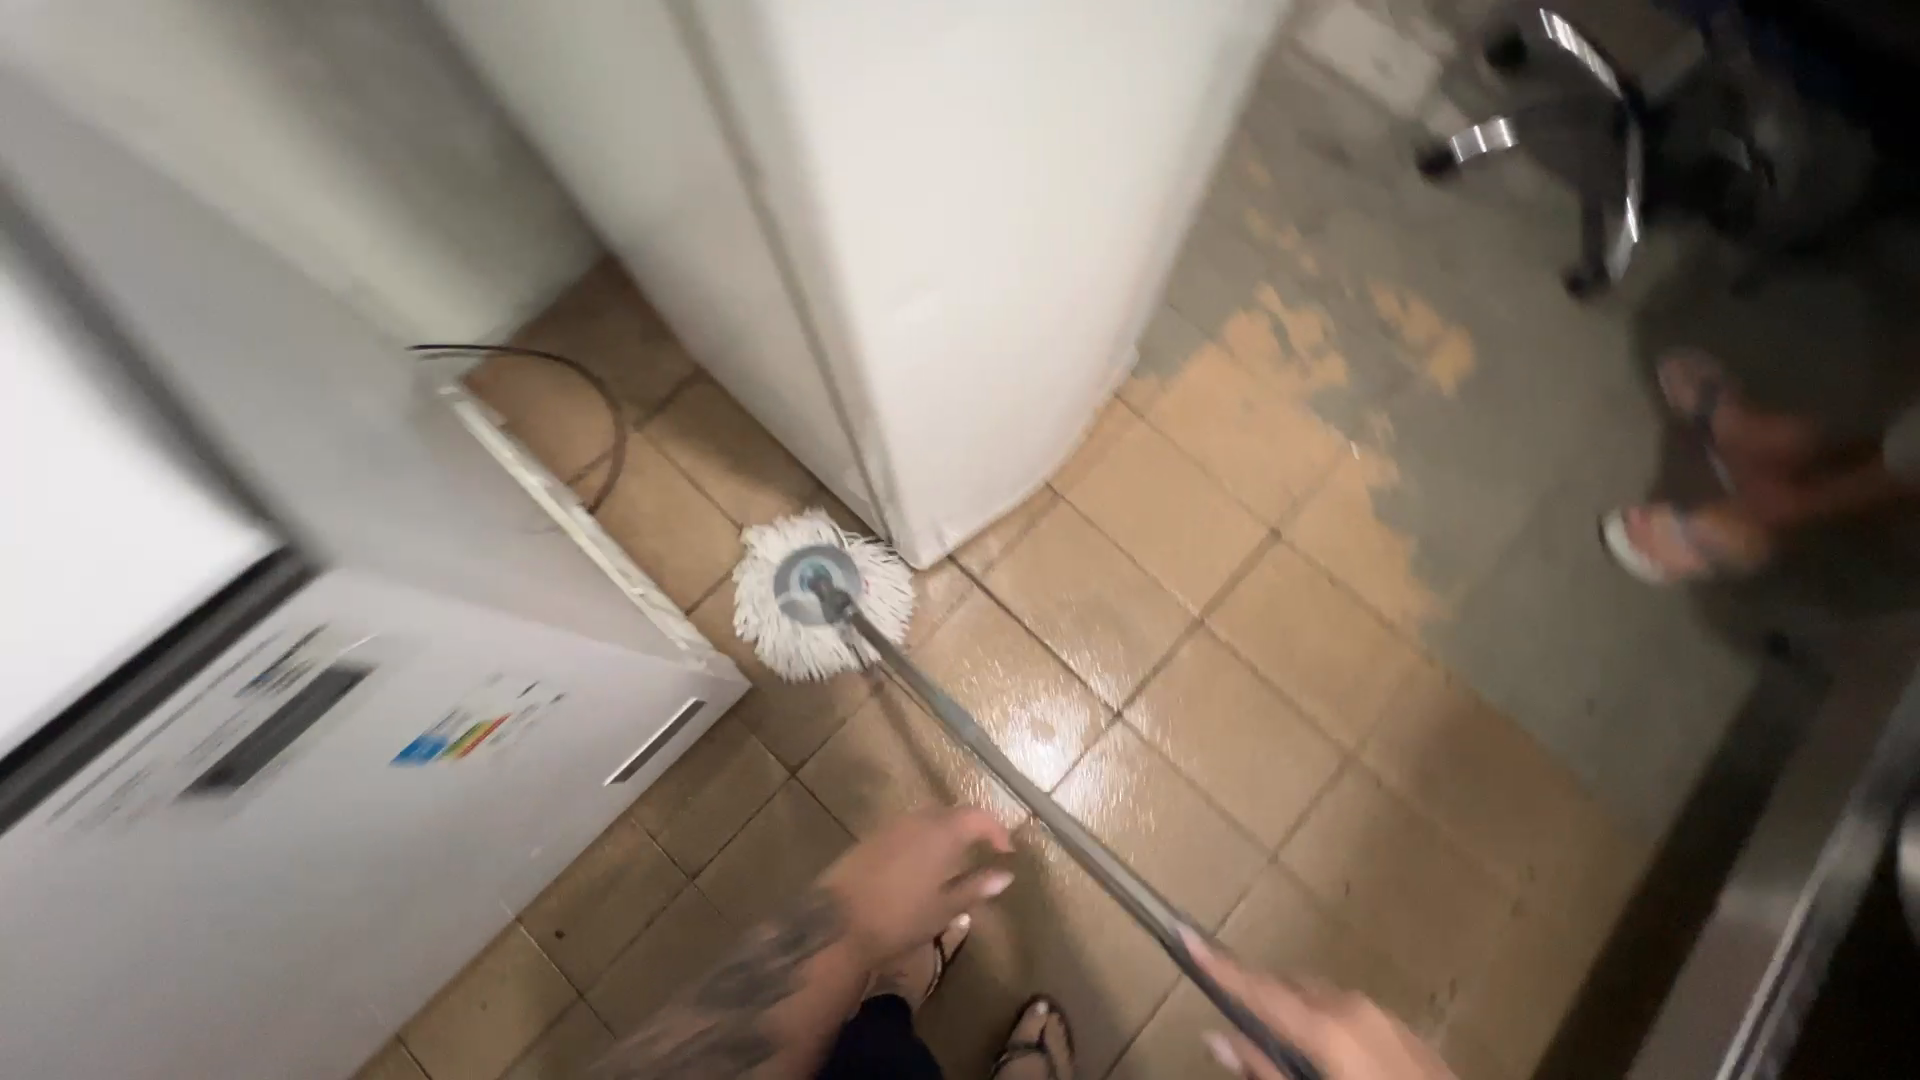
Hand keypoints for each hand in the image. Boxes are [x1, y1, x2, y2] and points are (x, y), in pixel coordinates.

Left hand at [817, 807, 1014, 965]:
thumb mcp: (944, 908)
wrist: (836, 922)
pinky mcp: (872, 836)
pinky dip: (924, 839)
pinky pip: (908, 828)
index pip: (978, 816)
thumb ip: (976, 887)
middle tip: (983, 853)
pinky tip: (922, 865)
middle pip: (953, 813)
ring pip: (929, 819)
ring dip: (947, 833)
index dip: (996, 830)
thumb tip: (1006, 875)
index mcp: (942, 832)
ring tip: (954, 861)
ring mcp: (892, 825)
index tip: (1007, 851)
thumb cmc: (899, 918)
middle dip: (972, 829)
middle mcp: (918, 819)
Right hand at [1182, 929, 1455, 1079]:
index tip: (1183, 933)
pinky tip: (1328, 1056)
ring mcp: (1384, 1015)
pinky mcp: (1406, 1030)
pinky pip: (1347, 1012)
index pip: (1258, 988)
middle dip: (1259, 998)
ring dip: (1293, 1013)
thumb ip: (1264, 1070)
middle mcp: (1353, 1007)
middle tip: (1237, 1023)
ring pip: (1317, 998)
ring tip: (1283, 1046)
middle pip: (1286, 988)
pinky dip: (1324, 1022)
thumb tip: (1215, 1036)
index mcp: (1328, 1027)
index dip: (1217, 963)